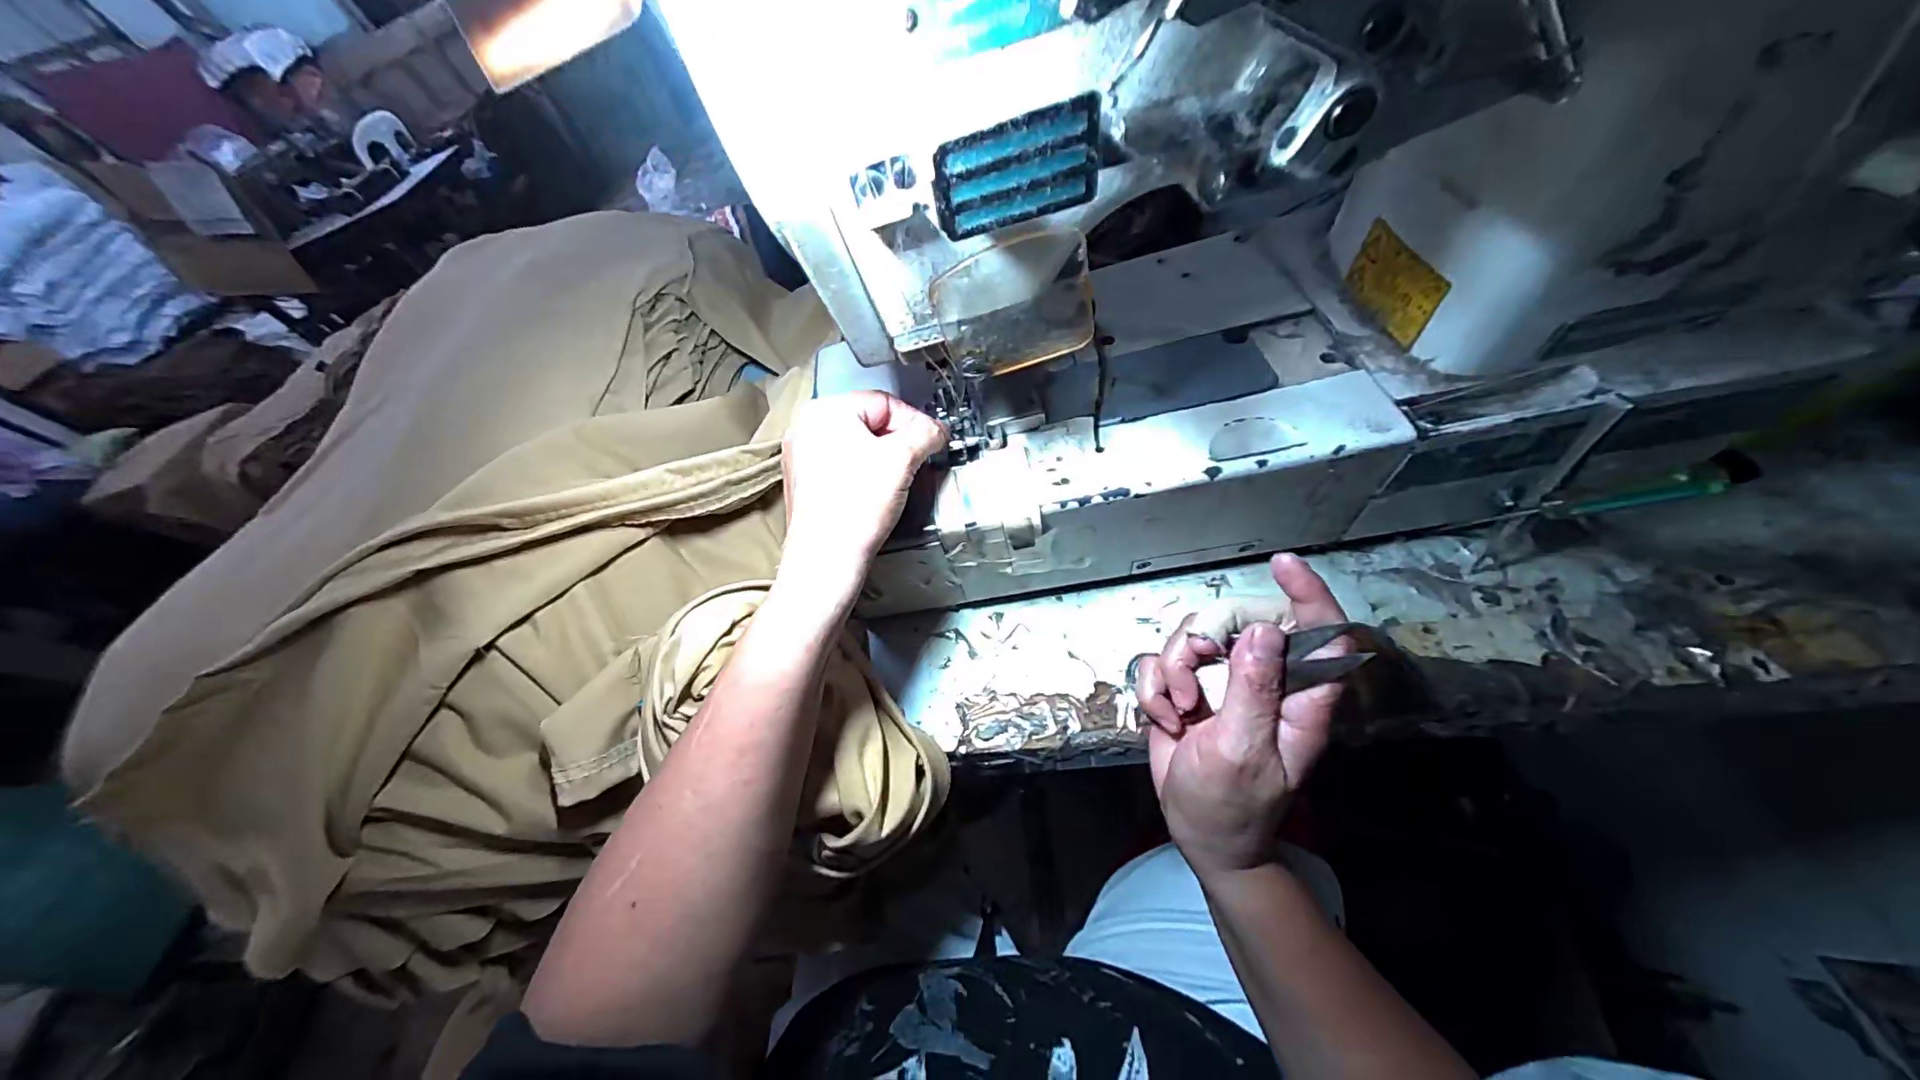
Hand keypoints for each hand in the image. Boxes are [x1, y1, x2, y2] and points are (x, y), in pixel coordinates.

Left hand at [779, 391, 946, 596]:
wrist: (826, 560)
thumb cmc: (853, 510)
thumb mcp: (904, 458)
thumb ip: (927, 434)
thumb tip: (936, 431)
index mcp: (825, 411)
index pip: (884, 402)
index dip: (914, 422)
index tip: (930, 442)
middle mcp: (807, 429)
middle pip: (870, 423)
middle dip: (898, 443)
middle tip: (915, 464)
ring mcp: (803, 459)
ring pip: (858, 448)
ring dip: (883, 462)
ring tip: (894, 485)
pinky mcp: (807, 486)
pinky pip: (845, 470)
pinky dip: (865, 479)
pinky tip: (874, 498)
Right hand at [1132, 554, 1352, 877]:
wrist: (1197, 833)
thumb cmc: (1233, 805)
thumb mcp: (1242, 751)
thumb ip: (1252, 692)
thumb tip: (1261, 631)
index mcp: (1298, 698)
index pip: (1320, 633)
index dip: (1308, 594)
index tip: (1283, 564)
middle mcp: (1262, 680)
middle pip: (1236, 622)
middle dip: (1201, 645)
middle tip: (1189, 683)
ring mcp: (1222, 682)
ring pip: (1191, 637)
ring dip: (1172, 671)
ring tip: (1176, 712)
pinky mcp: (1186, 687)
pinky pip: (1161, 660)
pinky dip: (1154, 687)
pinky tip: (1163, 718)